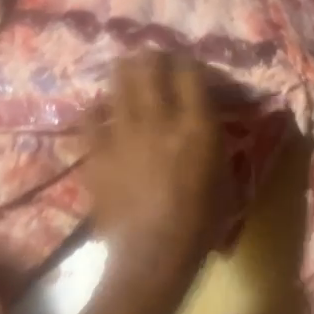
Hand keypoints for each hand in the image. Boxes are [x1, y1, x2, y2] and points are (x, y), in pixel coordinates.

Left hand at [81, 51, 224, 267]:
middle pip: (150, 65)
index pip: (190, 70)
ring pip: (118, 82)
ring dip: (126, 74)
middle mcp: (159, 118)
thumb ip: (213, 135)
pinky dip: (97, 109)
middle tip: (157, 62)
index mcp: (196, 123)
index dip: (190, 62)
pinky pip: (90, 118)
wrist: (154, 256)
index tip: (190, 67)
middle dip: (154, 57)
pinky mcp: (96, 153)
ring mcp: (123, 134)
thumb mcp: (223, 171)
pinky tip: (102, 111)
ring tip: (129, 74)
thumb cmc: (201, 219)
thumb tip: (205, 117)